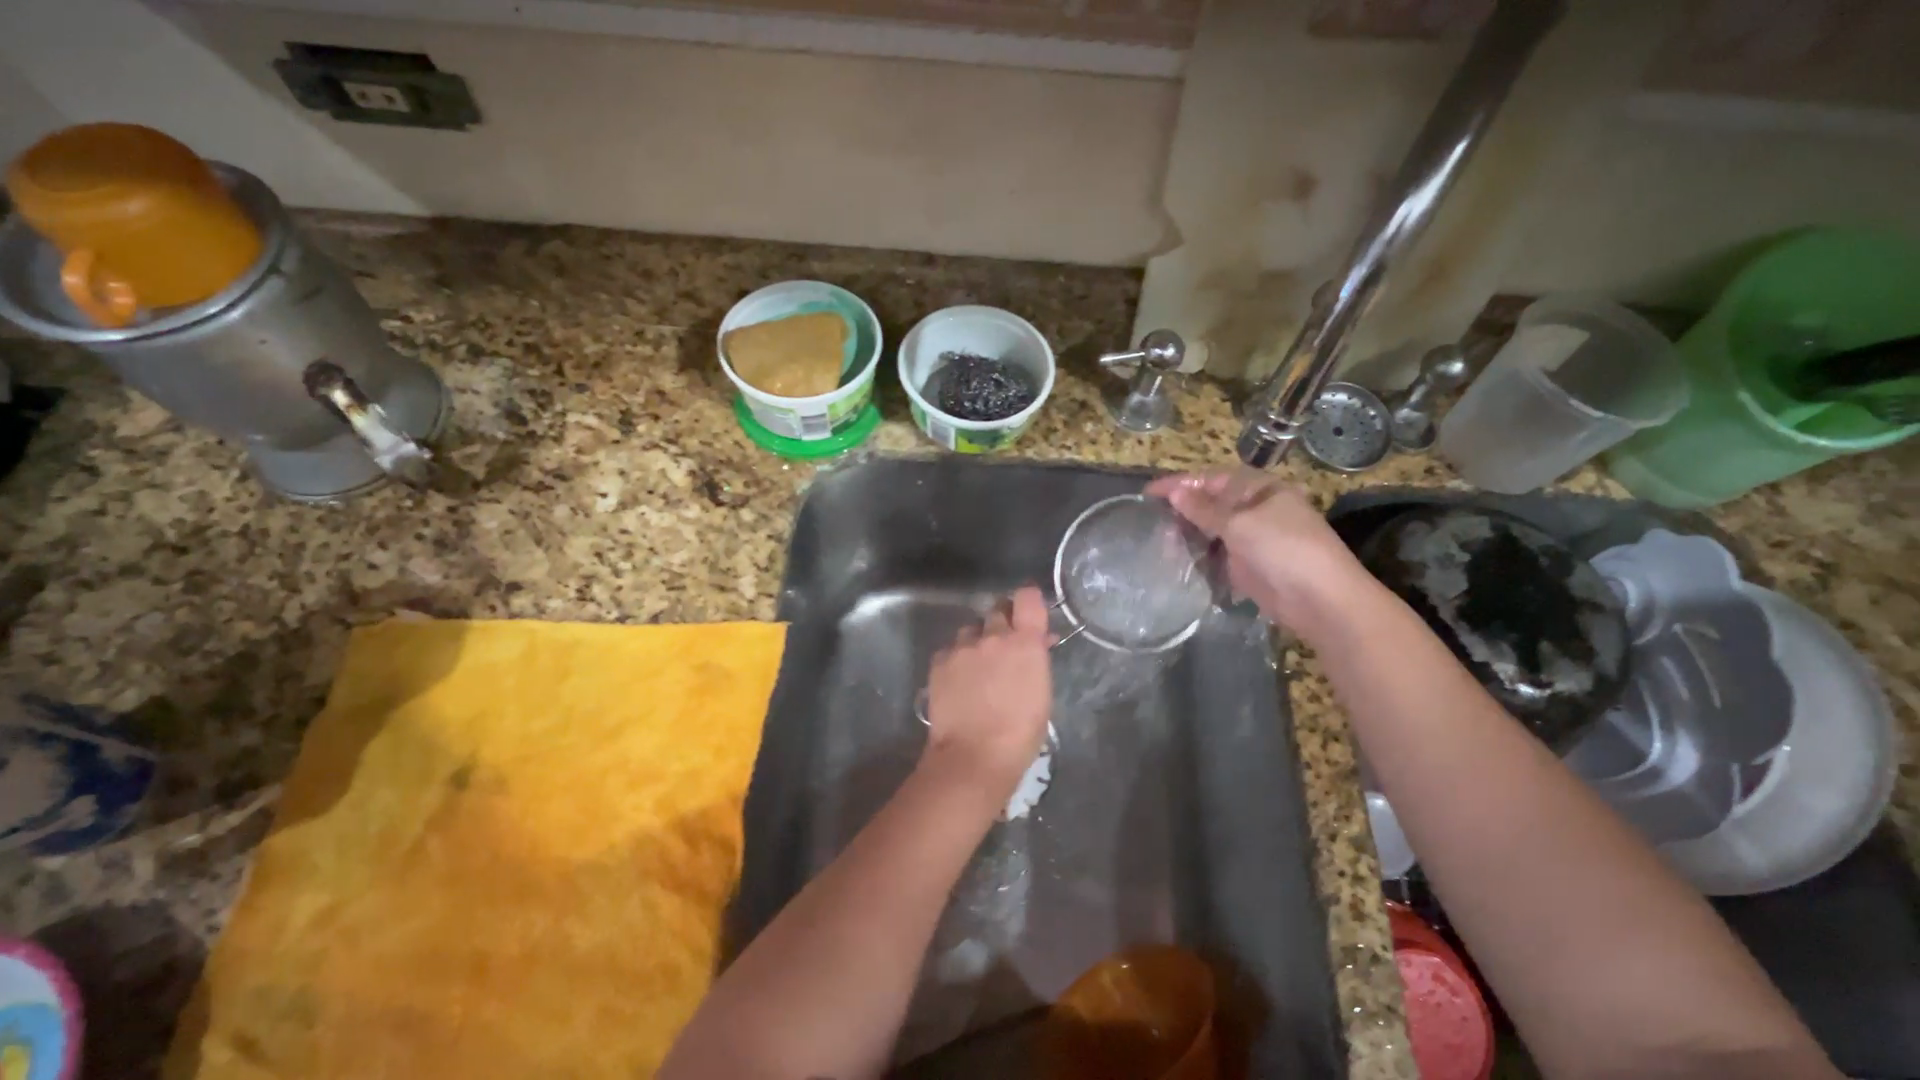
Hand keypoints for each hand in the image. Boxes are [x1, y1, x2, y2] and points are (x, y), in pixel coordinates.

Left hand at [921, 586, 1053, 801]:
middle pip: (997, 610)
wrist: (973, 756)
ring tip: (978, 668)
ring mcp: (962, 647)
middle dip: (1002, 623)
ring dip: (977, 642)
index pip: (1028, 598)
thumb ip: (1036, 661)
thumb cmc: (1020, 734)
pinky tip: (959, 681)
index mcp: (1026, 643)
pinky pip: (951, 649)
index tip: (1028, 613)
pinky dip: (956, 659)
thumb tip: (1036, 644)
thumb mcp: (1042, 695)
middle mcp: (993, 635)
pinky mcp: (939, 661)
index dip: (1028, 601)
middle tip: (1004, 647)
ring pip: (971, 630)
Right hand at [1144, 468, 1367, 641]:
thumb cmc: (1284, 549)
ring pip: (1213, 532)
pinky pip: (1219, 558)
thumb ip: (1204, 509)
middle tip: (1153, 524)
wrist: (1321, 600)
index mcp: (1260, 489)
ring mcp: (1254, 540)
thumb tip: (1175, 492)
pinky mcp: (1251, 567)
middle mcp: (1257, 510)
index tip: (1148, 493)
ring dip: (1190, 538)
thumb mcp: (1240, 524)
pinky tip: (1181, 564)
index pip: (1213, 479)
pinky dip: (1201, 559)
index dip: (1181, 484)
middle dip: (1183, 512)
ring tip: (1163, 547)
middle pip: (1212, 505)